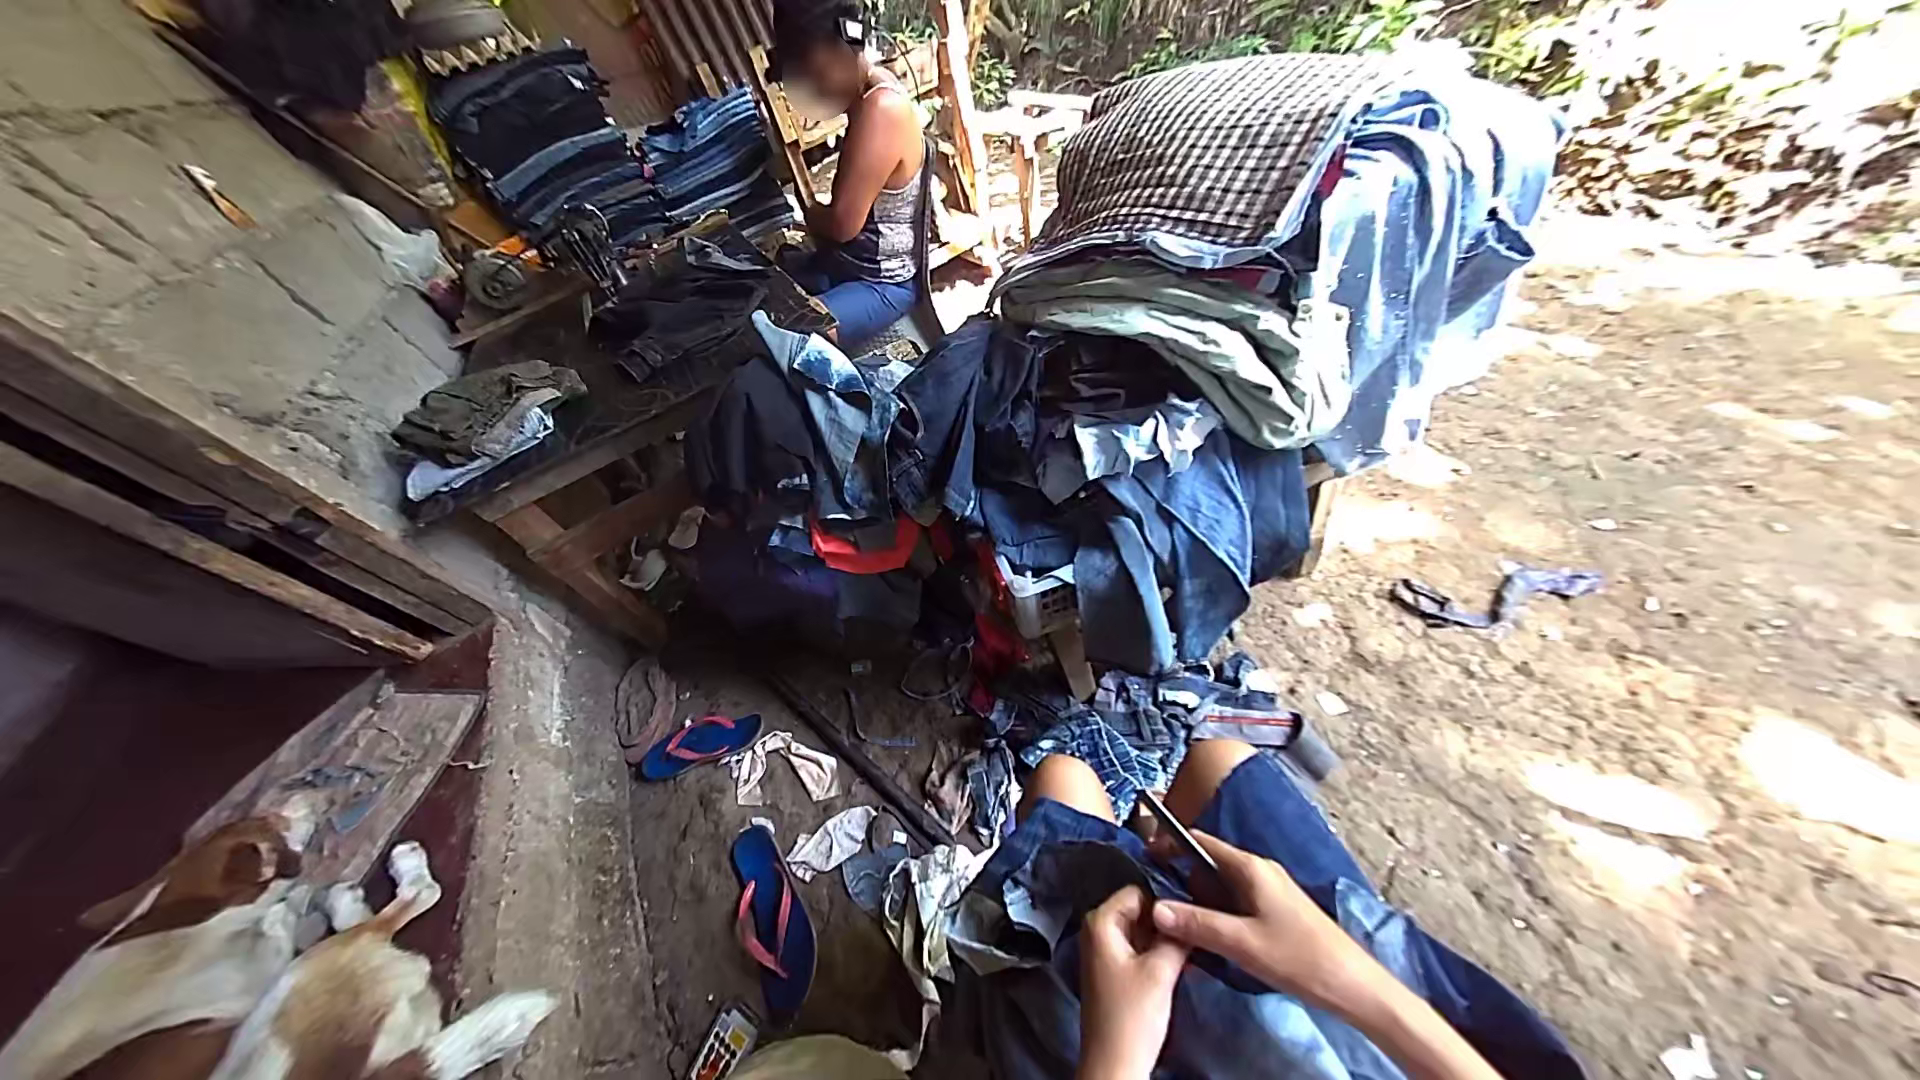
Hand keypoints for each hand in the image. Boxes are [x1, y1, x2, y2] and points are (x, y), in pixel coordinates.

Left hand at [1077, 886, 1188, 1079]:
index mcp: (1099, 919)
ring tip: (1191, 948)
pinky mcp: (1111, 968)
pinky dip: (1155, 952)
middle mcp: (1096, 927)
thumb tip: (1189, 913)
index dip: (1163, 903)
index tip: (1189, 915)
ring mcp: (1102, 948)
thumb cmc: (1133, 1015)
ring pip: (1139, 929)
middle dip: (1164, 922)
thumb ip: (1175, 938)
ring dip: (1162, 938)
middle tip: (1194, 932)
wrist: (1114, 1065)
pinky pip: (1136, 946)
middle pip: (1137, 909)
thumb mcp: (1160, 972)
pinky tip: (1179, 961)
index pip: (1137, 891)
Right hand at [1148, 829, 1366, 1006]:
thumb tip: (1154, 908)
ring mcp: (1271, 889)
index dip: (1170, 844)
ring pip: (1222, 884)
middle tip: (1160, 902)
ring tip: (1182, 922)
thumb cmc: (1300, 959)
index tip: (1146, 857)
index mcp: (1250, 866)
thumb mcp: (1242, 943)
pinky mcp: (1279, 910)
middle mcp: (1259, 869)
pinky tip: (1214, 935)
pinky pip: (1237, 899)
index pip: (1199, 840)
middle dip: (1183, 877)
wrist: (1360, 990)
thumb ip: (1197, 923)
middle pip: (1209, 862)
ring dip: (1201, 898)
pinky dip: (1219, 910)